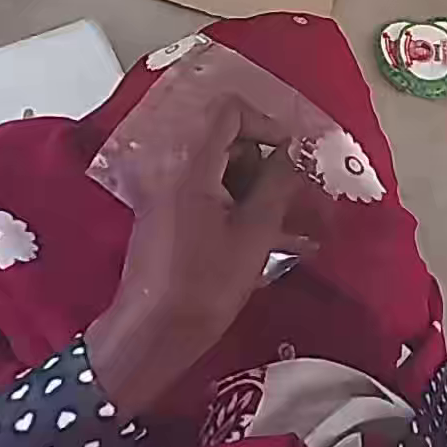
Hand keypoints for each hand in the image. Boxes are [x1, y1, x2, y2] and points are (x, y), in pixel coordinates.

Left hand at [86, 97, 307, 416]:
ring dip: (256, 185)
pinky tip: (262, 234)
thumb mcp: (256, 231)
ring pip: (224, 166)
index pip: (229, 112)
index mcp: (192, 166)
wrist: (153, 335)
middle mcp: (176, 169)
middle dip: (264, 161)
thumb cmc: (207, 283)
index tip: (290, 154)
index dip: (265, 123)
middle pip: (229, 139)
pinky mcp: (170, 213)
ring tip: (281, 223)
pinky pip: (212, 189)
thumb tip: (293, 149)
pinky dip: (239, 202)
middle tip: (288, 197)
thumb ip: (278, 181)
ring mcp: (170, 192)